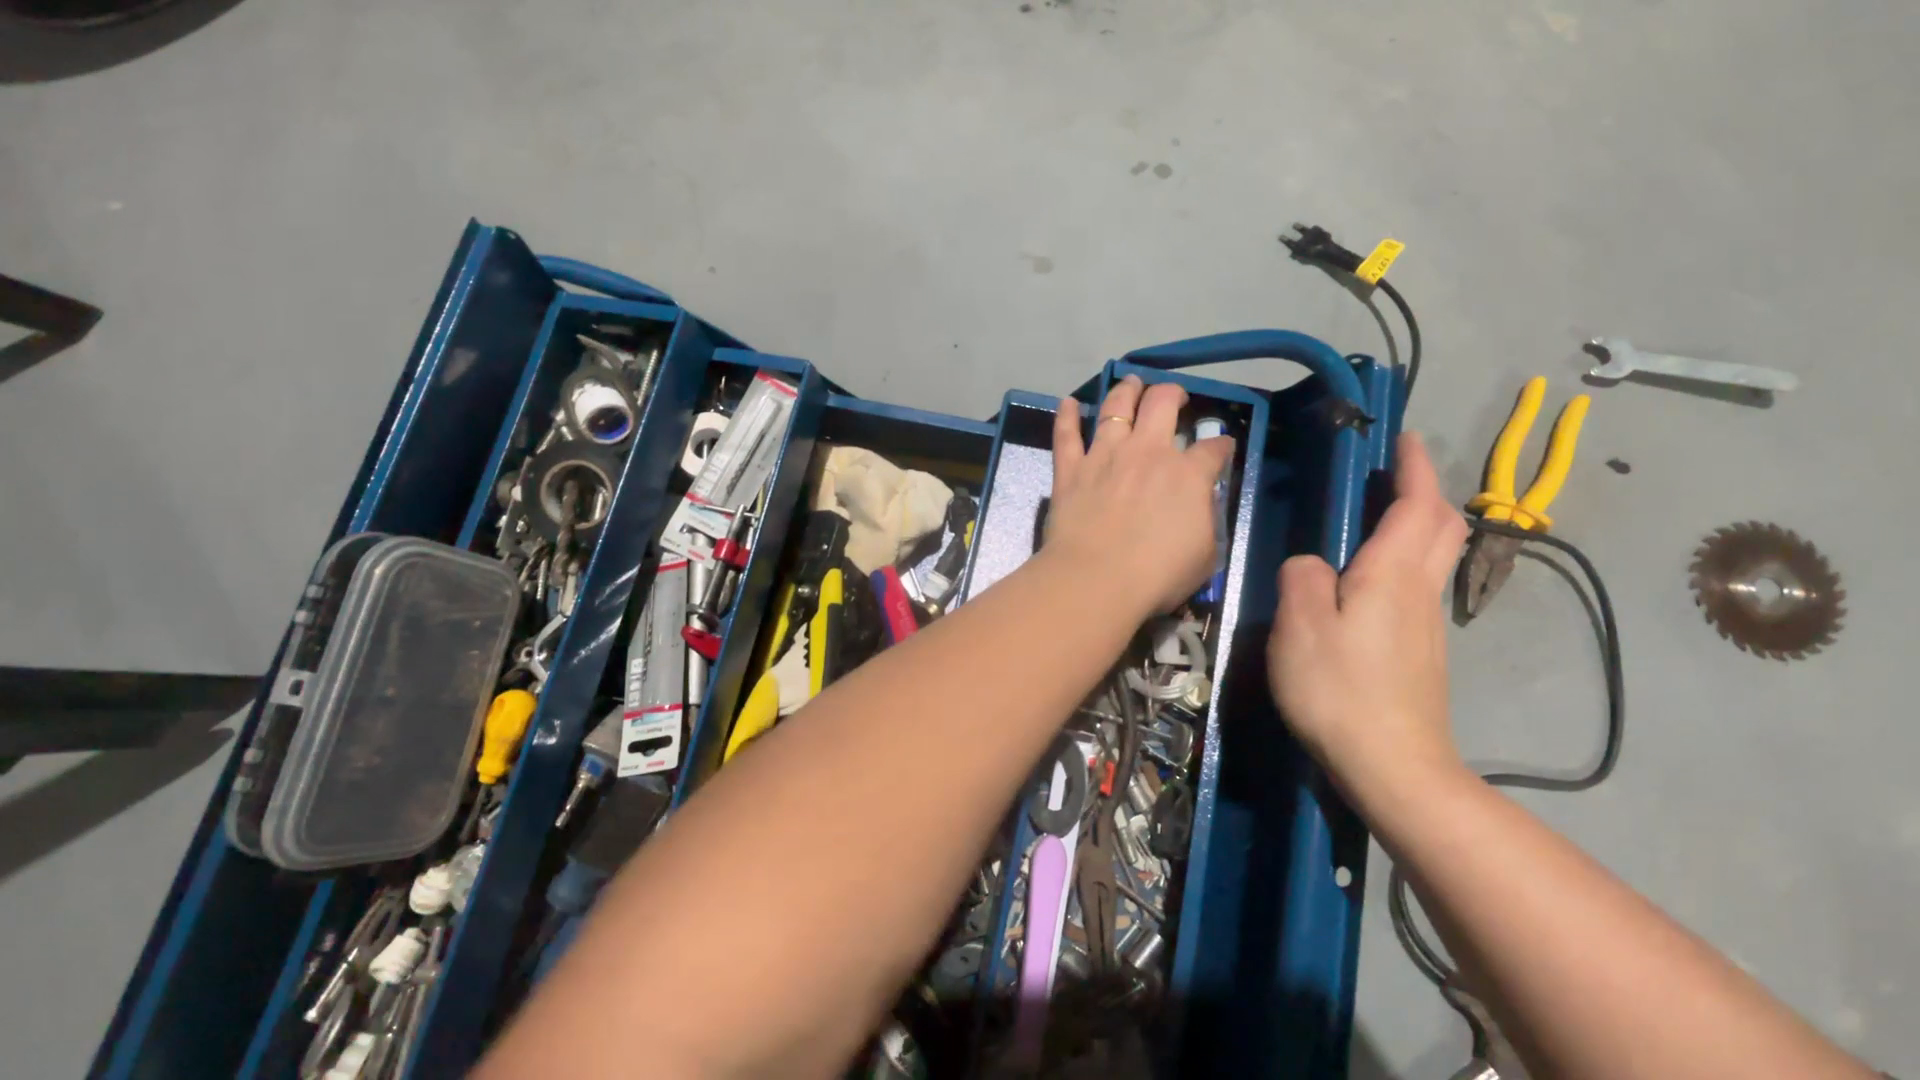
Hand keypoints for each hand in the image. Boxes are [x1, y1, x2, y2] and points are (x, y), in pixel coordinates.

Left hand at [1043, 375, 1234, 617]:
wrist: (1097, 578)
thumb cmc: (1158, 574)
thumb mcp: (1205, 553)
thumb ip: (1206, 520)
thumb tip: (1201, 504)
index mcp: (1188, 474)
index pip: (1213, 449)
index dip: (1221, 445)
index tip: (1222, 448)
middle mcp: (1148, 452)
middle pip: (1162, 404)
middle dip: (1171, 394)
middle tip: (1173, 396)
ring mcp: (1106, 455)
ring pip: (1116, 406)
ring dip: (1126, 390)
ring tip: (1131, 383)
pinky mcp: (1070, 469)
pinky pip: (1067, 435)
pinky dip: (1067, 416)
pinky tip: (1069, 403)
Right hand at [1268, 432, 1469, 797]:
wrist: (1393, 765)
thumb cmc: (1340, 689)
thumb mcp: (1300, 626)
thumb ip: (1301, 579)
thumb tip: (1313, 566)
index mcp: (1392, 574)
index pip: (1417, 504)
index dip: (1414, 467)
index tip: (1405, 438)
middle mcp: (1420, 591)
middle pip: (1443, 526)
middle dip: (1427, 491)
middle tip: (1398, 475)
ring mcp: (1428, 625)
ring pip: (1437, 557)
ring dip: (1420, 525)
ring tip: (1382, 517)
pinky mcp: (1422, 654)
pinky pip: (1421, 587)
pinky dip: (1407, 561)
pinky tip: (1373, 581)